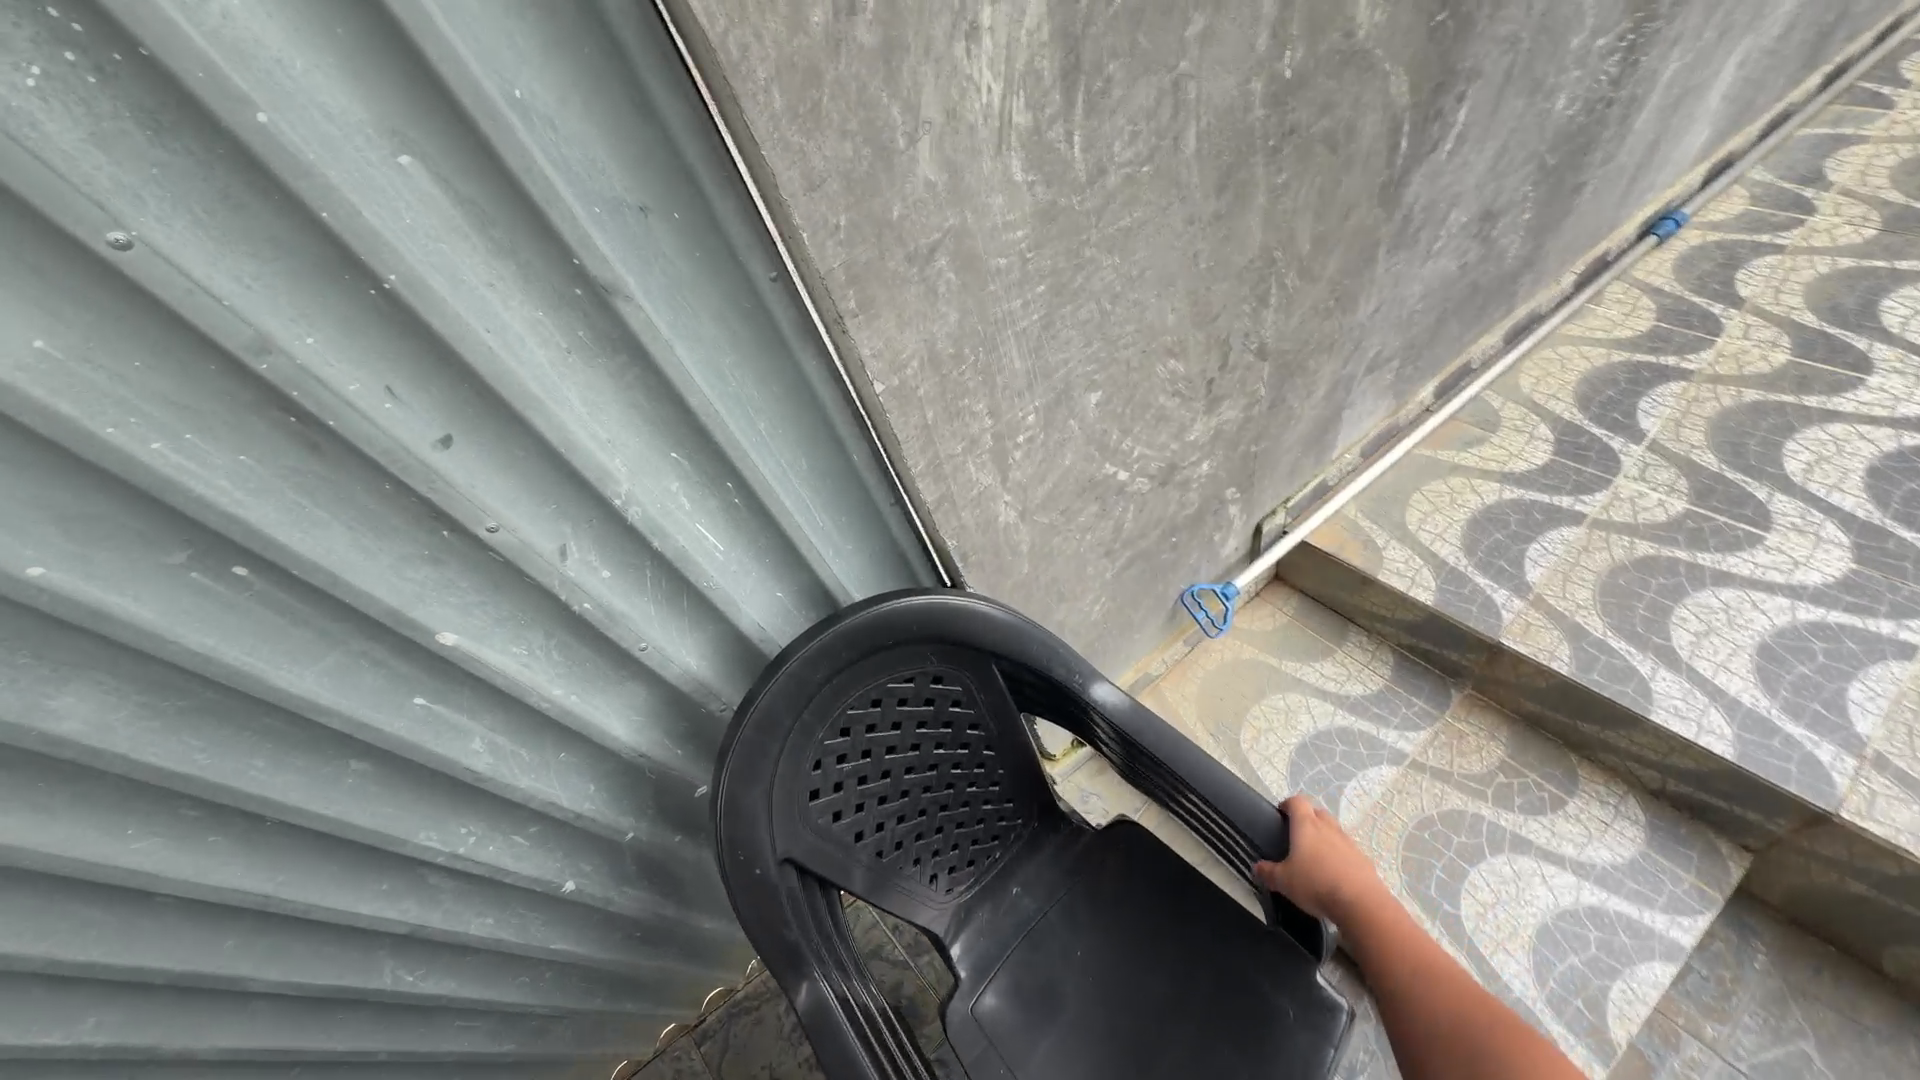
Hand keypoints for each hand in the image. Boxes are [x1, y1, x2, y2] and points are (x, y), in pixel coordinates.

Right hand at [1253, 794, 1389, 924]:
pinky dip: (1340, 857)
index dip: (1288, 804)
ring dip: (1325, 838)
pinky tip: (1335, 875)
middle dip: (1308, 819)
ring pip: (1335, 831)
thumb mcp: (1283, 881)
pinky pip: (1348, 851)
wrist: (1362, 904)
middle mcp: (1329, 828)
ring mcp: (1349, 843)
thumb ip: (1268, 872)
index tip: (1281, 813)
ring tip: (1316, 859)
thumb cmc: (1316, 884)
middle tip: (1297, 836)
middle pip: (1318, 813)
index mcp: (1306, 826)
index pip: (1297, 801)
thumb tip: (1257, 868)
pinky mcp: (1364, 860)